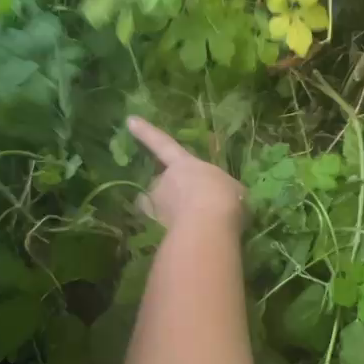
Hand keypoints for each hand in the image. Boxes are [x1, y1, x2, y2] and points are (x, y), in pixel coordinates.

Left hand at [128, 116, 245, 232]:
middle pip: (161, 184)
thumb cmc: (224, 199)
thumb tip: (222, 197)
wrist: (208, 229)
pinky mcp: (157, 232)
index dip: (146, 133)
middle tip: (189, 204)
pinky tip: (186, 242)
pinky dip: (173, 234)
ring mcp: (158, 207)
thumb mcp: (233, 189)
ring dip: (170, 214)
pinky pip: (165, 230)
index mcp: (184, 165)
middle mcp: (165, 182)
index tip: (130, 121)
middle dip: (169, 192)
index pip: (163, 144)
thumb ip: (222, 190)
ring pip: (159, 208)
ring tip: (190, 227)